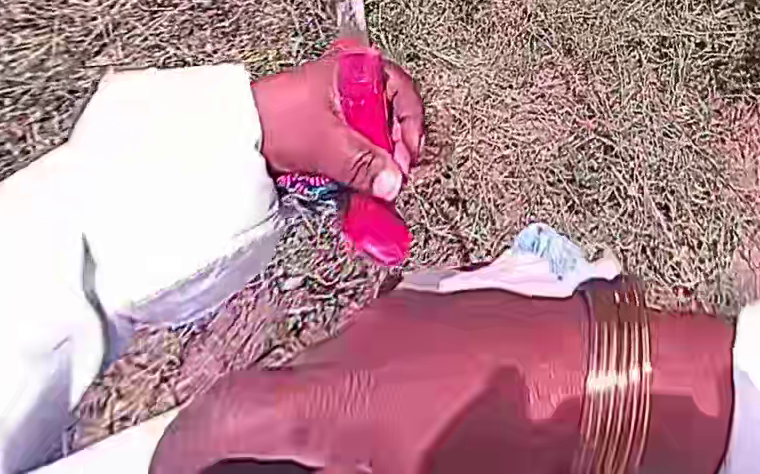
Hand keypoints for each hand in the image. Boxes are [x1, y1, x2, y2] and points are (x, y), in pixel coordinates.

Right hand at [150, 289, 735, 473]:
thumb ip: (338, 460)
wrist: (588, 376)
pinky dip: (372, 381)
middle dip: (270, 437)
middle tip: (290, 465)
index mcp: (341, 406)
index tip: (171, 465)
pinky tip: (416, 412)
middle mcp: (355, 343)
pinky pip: (373, 344)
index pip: (227, 411)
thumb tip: (302, 451)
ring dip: (332, 409)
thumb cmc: (508, 446)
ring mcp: (391, 312)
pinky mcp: (424, 302)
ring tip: (381, 445)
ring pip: (330, 367)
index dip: (185, 446)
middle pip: (279, 390)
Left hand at [251, 53, 424, 200]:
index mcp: (358, 69)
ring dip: (375, 165)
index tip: (408, 157)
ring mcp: (343, 107)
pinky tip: (354, 185)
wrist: (233, 132)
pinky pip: (357, 149)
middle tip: (390, 176)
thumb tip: (392, 181)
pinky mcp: (332, 129)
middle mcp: (355, 84)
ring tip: (370, 185)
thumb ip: (363, 164)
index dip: (411, 128)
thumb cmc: (272, 117)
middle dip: (392, 152)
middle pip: (391, 119)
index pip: (404, 94)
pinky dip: (359, 169)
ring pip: (375, 138)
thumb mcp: (326, 142)